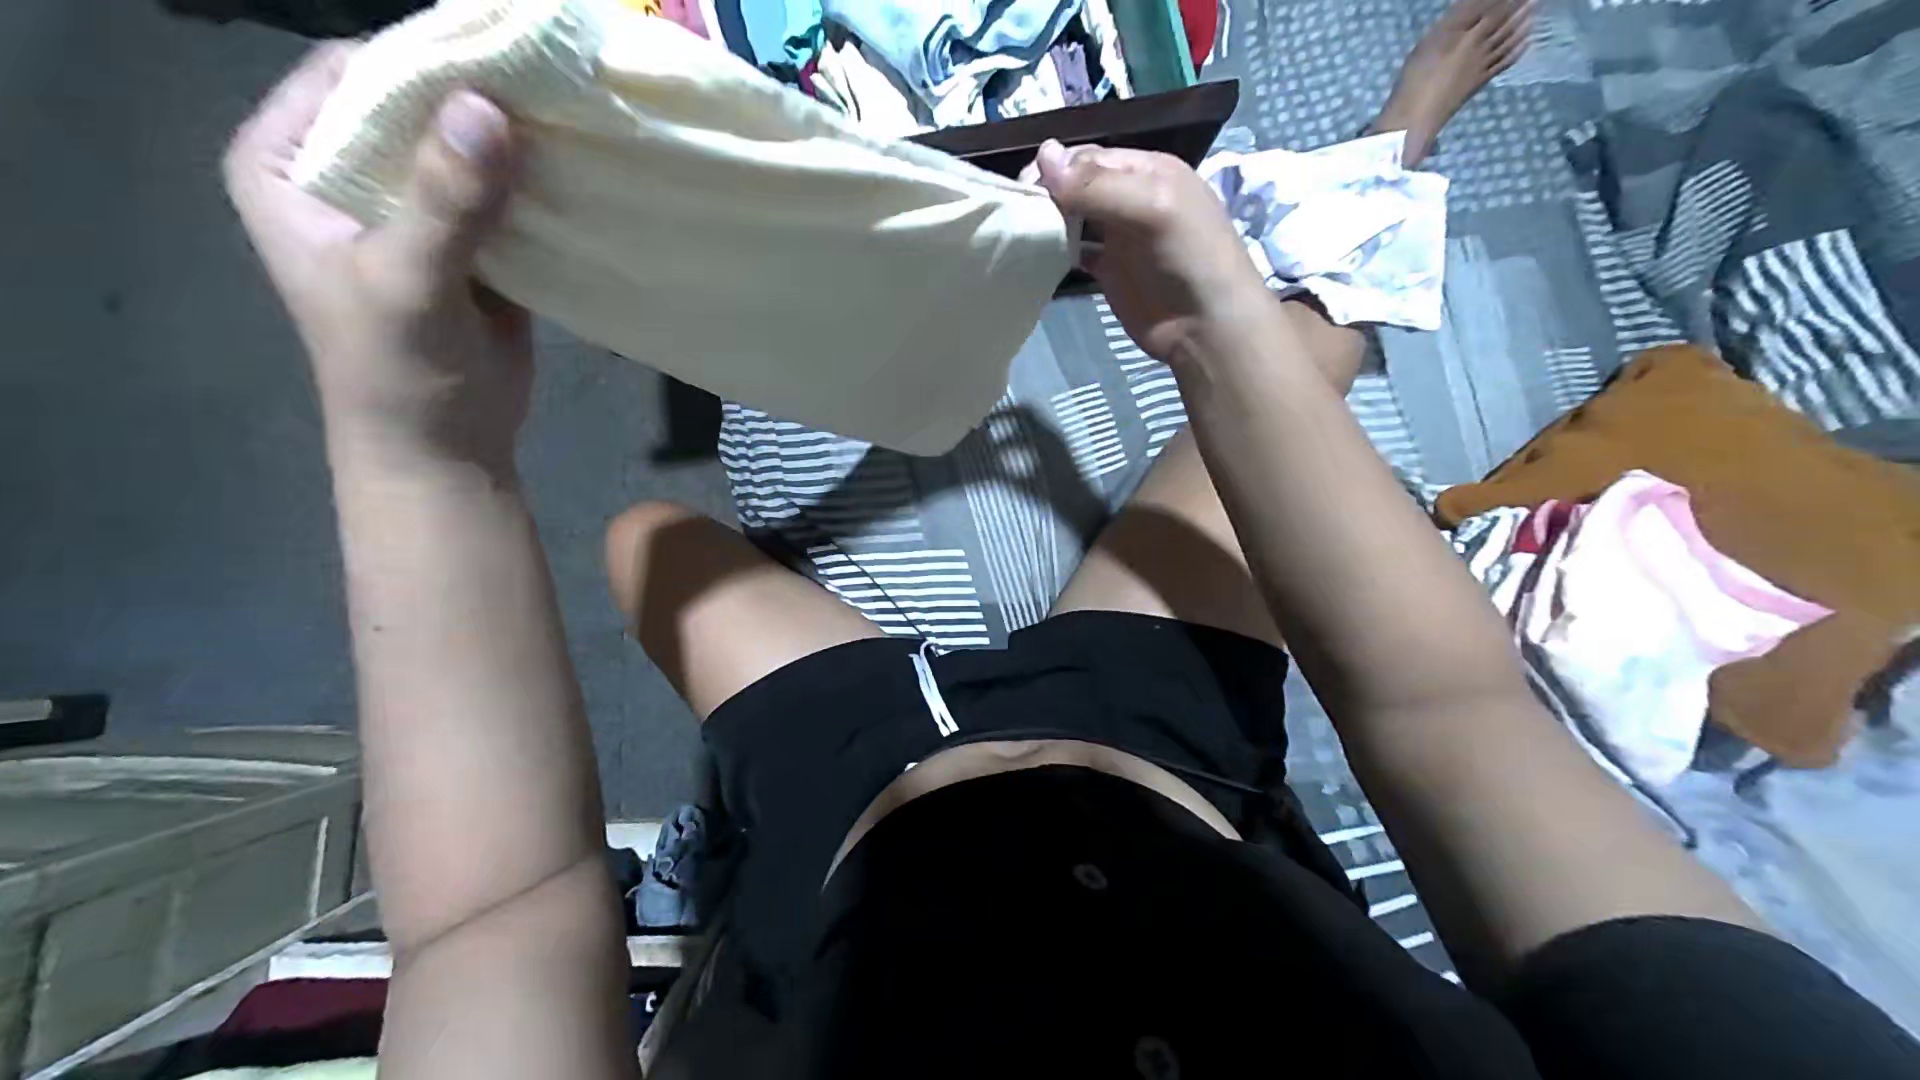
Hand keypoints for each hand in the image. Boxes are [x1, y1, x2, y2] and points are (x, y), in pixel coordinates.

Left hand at [224, 43, 529, 472]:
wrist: (447, 446)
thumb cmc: (400, 371)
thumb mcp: (408, 281)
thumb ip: (443, 200)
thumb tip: (486, 108)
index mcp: (290, 167)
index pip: (348, 78)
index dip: (417, 60)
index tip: (494, 50)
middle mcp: (347, 178)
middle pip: (414, 112)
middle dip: (476, 102)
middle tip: (547, 85)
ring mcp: (415, 214)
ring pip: (466, 156)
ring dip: (514, 145)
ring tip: (570, 124)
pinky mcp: (471, 248)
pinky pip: (503, 201)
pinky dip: (536, 189)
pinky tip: (574, 177)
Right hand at [1029, 139, 1273, 361]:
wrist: (1205, 327)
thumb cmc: (1187, 258)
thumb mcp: (1150, 208)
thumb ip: (1097, 185)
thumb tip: (1043, 154)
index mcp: (1147, 171)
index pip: (1090, 158)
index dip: (1056, 167)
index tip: (1023, 186)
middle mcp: (1131, 198)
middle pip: (1079, 184)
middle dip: (1049, 192)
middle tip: (1018, 210)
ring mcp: (1120, 236)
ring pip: (1075, 217)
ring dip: (1050, 220)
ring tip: (1021, 230)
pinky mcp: (1110, 271)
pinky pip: (1077, 251)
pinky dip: (1057, 250)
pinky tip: (1037, 254)